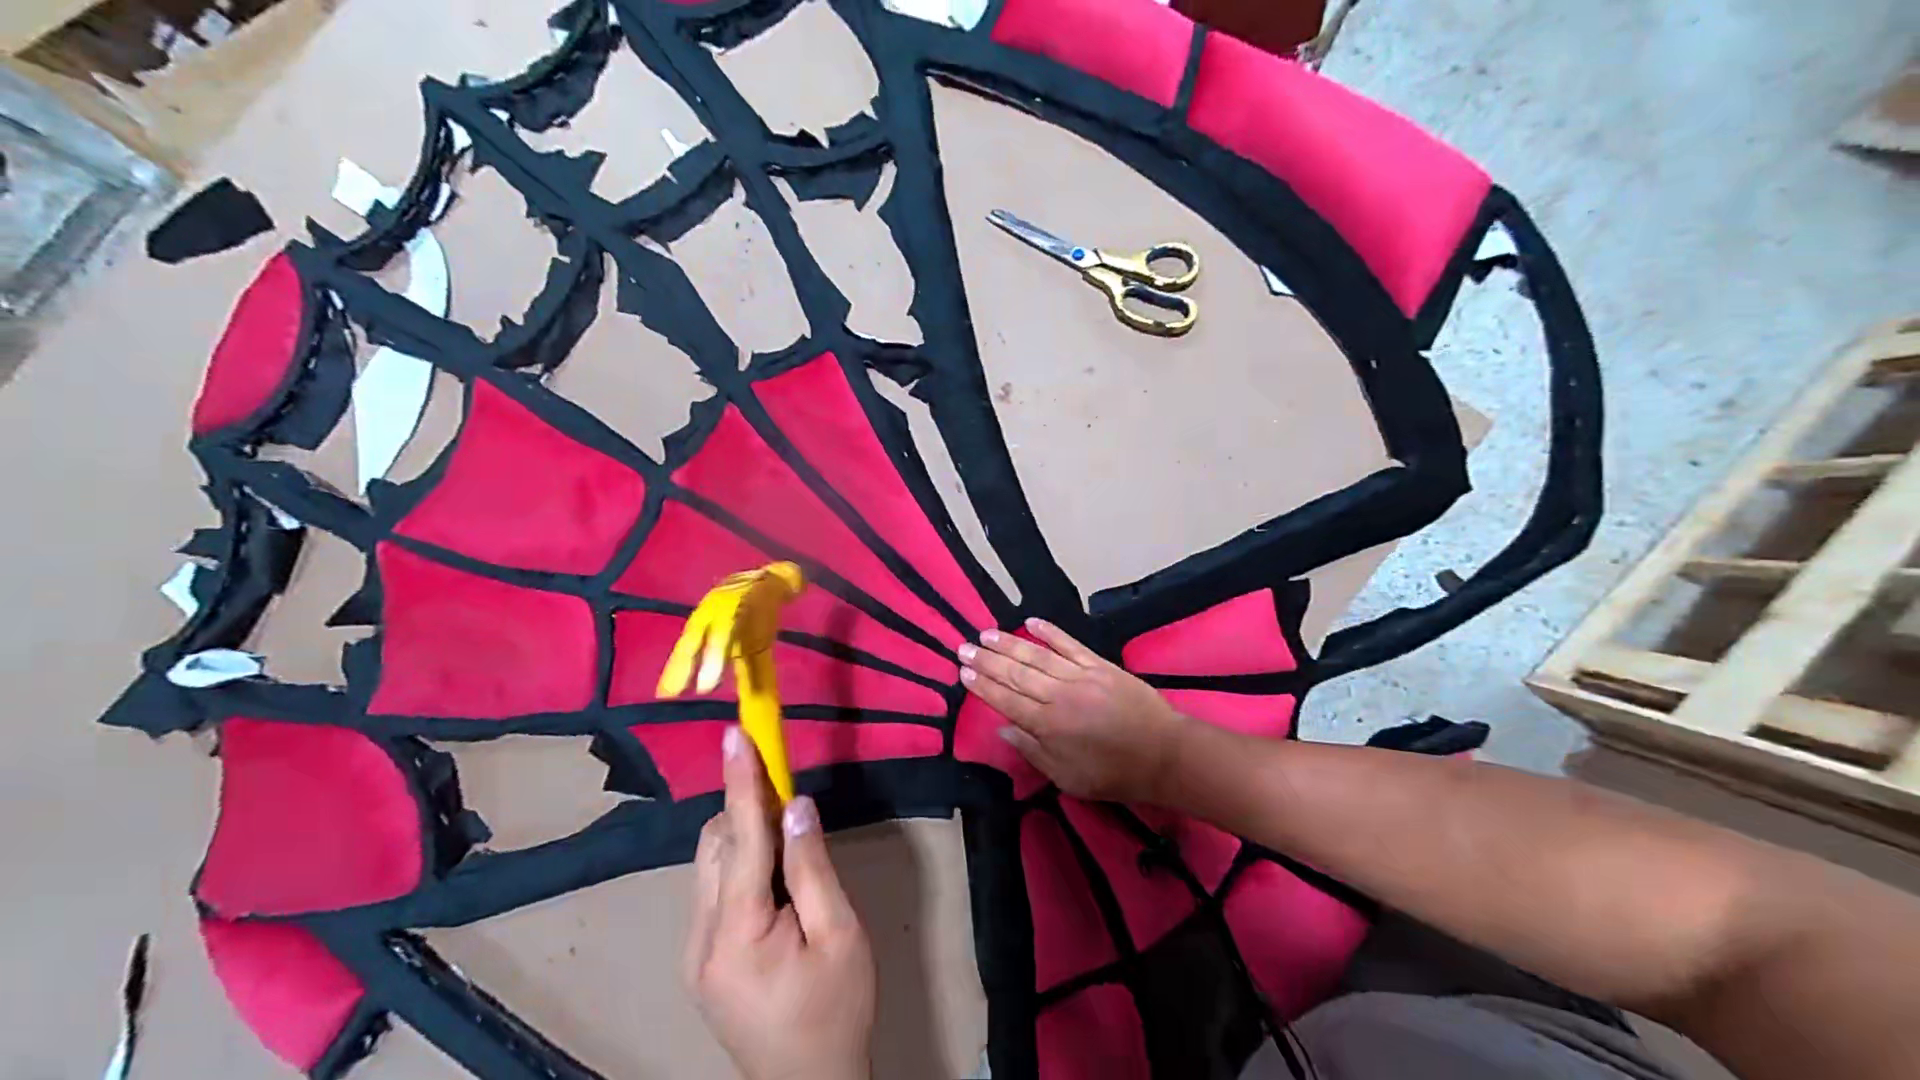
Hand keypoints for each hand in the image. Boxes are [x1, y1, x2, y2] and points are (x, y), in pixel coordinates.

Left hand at [683, 726, 874, 1079]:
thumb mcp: (841, 935)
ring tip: (786, 839)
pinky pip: (712, 887)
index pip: (740, 837)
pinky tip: (772, 876)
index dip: (740, 781)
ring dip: (743, 833)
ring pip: (709, 862)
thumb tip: (796, 805)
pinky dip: (739, 862)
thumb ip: (814, 867)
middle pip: (716, 844)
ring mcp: (693, 951)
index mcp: (737, 933)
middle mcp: (700, 938)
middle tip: (788, 794)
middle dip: (746, 808)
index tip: (735, 734)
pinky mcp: (699, 958)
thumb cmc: (836, 1009)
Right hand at [958, 618, 1190, 803]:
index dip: (983, 685)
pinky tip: (1030, 622)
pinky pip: (1070, 644)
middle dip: (987, 660)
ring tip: (986, 633)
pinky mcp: (1100, 666)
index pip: (1006, 700)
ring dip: (1009, 643)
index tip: (963, 672)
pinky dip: (1050, 632)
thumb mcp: (1068, 778)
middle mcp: (1059, 696)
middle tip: (964, 647)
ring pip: (1037, 656)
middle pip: (1015, 674)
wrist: (1164, 755)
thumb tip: (1004, 728)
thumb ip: (1034, 752)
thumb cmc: (1114, 774)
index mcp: (1048, 727)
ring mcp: (1080, 677)